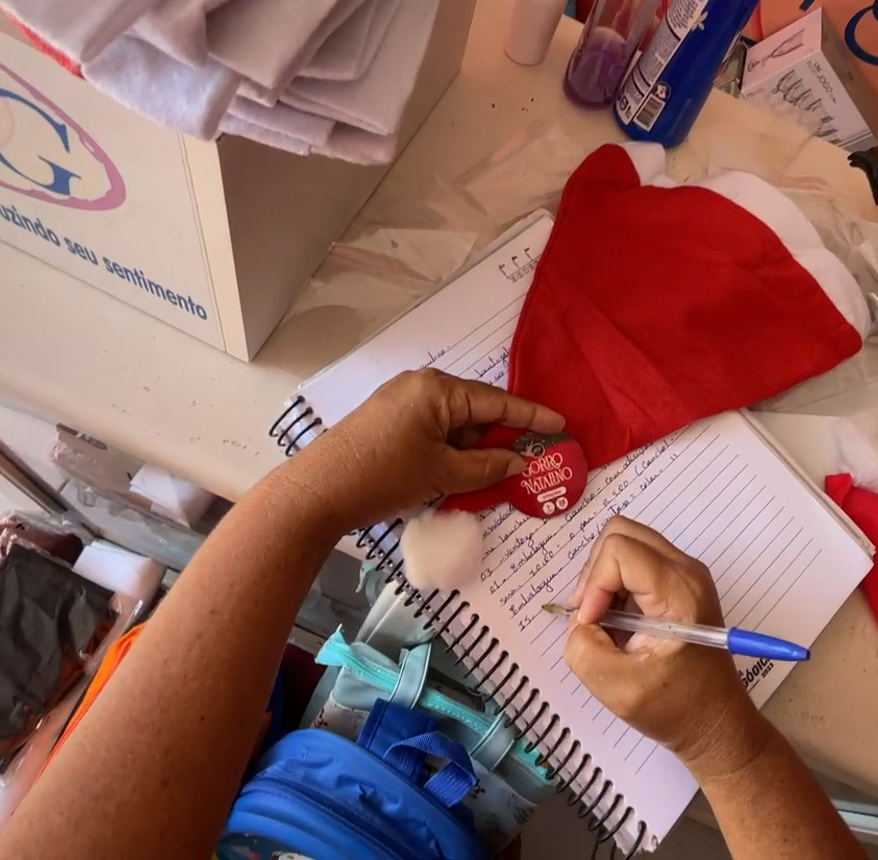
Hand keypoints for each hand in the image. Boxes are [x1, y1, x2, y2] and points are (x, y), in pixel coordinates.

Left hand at [275, 369, 562, 533]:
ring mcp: (401, 401)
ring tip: (496, 474)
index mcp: (438, 389)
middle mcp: (421, 385)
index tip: (561, 424)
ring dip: (474, 447)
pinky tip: (461, 472)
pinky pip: (434, 429)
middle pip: (475, 409)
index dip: (532, 415)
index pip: (497, 400)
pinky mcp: (388, 420)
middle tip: (530, 458)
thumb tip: (519, 462)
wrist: (316, 491)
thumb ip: (487, 466)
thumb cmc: (384, 477)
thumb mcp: (442, 474)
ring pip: (454, 422)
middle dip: (500, 435)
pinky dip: (451, 448)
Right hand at [563, 518, 766, 777]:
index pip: (619, 550)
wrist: (717, 722)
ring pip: (626, 539)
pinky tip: (617, 615)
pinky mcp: (680, 577)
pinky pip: (635, 555)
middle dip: (594, 570)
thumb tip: (581, 620)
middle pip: (621, 532)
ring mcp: (686, 570)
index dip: (594, 582)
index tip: (591, 622)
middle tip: (589, 614)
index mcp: (679, 593)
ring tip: (602, 616)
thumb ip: (584, 649)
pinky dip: (615, 578)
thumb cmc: (675, 708)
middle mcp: (687, 570)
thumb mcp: (617, 690)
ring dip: (603, 574)